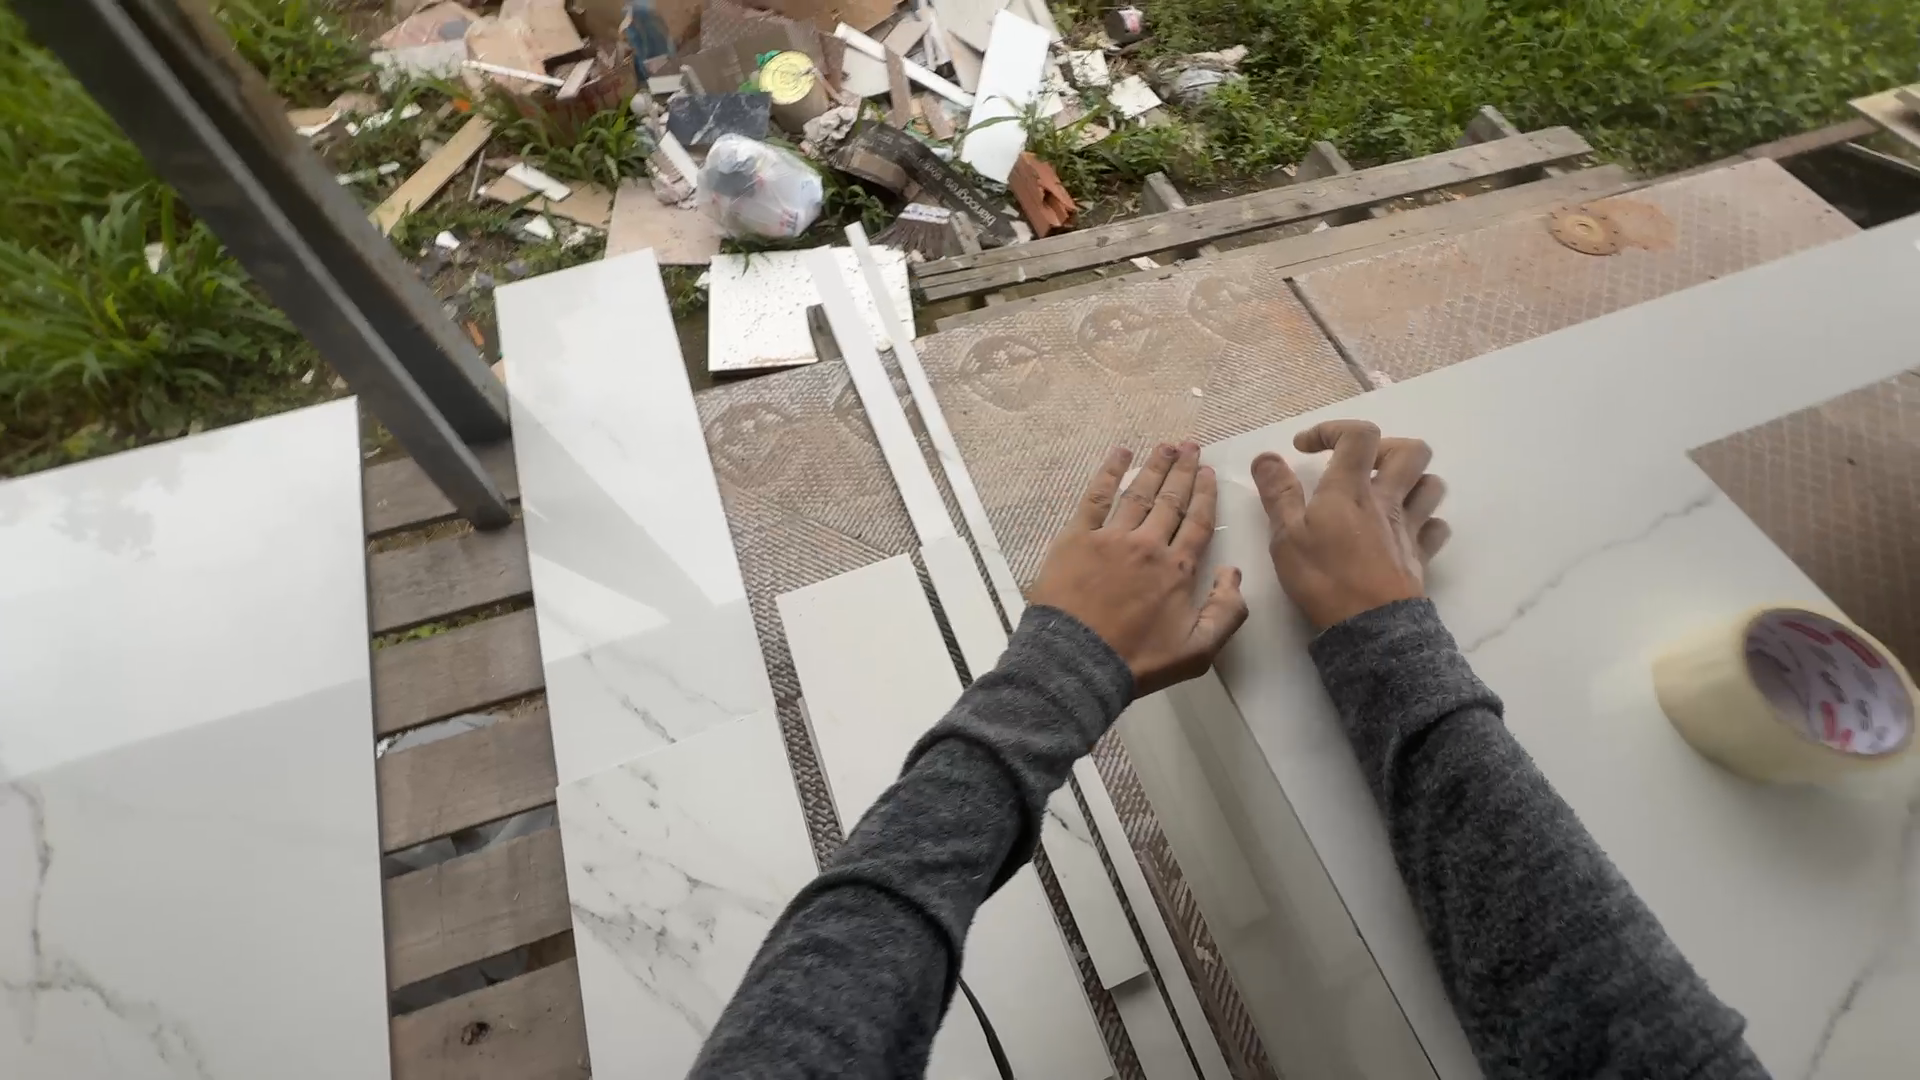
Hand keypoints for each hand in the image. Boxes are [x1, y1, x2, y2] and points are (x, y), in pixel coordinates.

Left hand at [1030, 442, 1248, 696]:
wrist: (1079, 660)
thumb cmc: (1138, 659)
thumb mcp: (1198, 651)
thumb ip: (1227, 612)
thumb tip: (1234, 572)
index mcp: (1177, 569)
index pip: (1197, 523)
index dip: (1205, 496)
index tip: (1208, 473)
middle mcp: (1148, 545)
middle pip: (1170, 501)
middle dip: (1182, 471)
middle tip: (1190, 446)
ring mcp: (1110, 538)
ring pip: (1138, 494)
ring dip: (1154, 467)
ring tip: (1165, 446)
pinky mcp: (1076, 538)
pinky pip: (1095, 497)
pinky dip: (1108, 472)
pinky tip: (1120, 454)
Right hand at [1250, 421, 1451, 630]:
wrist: (1370, 626)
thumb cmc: (1322, 577)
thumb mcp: (1285, 535)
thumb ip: (1277, 493)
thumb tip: (1266, 456)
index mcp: (1350, 489)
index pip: (1357, 435)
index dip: (1332, 430)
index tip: (1305, 448)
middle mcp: (1387, 499)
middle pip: (1410, 450)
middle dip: (1383, 447)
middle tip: (1354, 465)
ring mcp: (1410, 526)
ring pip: (1431, 484)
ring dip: (1410, 480)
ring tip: (1382, 492)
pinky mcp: (1421, 554)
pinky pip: (1436, 525)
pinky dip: (1423, 519)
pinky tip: (1402, 528)